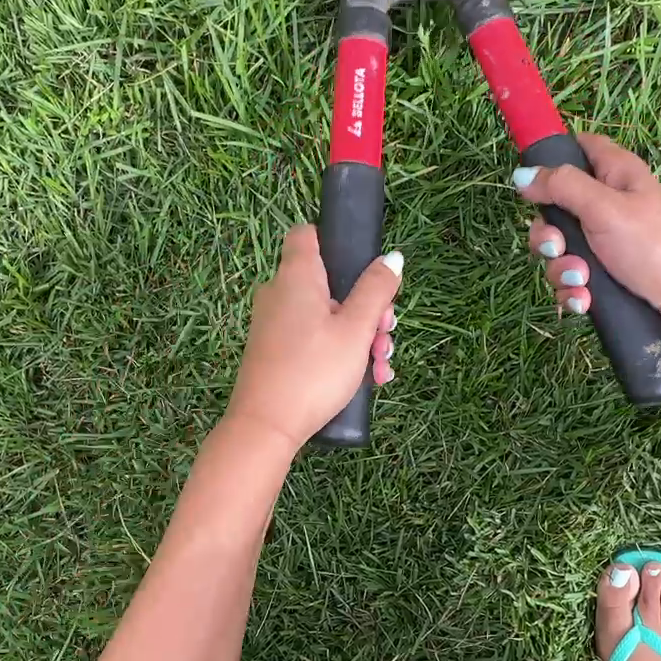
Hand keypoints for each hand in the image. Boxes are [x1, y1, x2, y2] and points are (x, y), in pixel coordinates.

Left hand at [225, 224, 401, 445]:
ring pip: (328, 318)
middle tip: (385, 334)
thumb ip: (376, 290)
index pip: (308, 234)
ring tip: (381, 366)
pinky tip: (368, 381)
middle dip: (367, 308)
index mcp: (297, 276)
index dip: (338, 244)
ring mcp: (275, 325)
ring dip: (361, 338)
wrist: (267, 426)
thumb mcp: (356, 329)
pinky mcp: (276, 353)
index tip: (364, 271)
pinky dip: (340, 354)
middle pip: (331, 284)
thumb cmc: (313, 371)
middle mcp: (280, 294)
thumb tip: (393, 258)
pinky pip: (315, 341)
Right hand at [514, 133, 660, 337]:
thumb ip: (562, 187)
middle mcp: (608, 205)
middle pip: (556, 210)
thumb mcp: (605, 209)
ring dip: (562, 270)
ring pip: (560, 252)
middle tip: (559, 248)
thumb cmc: (654, 246)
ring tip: (583, 281)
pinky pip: (573, 280)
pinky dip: (574, 291)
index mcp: (615, 175)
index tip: (531, 182)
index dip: (553, 160)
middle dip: (549, 236)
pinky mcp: (606, 277)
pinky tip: (586, 300)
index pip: (579, 149)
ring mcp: (606, 244)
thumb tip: (522, 174)